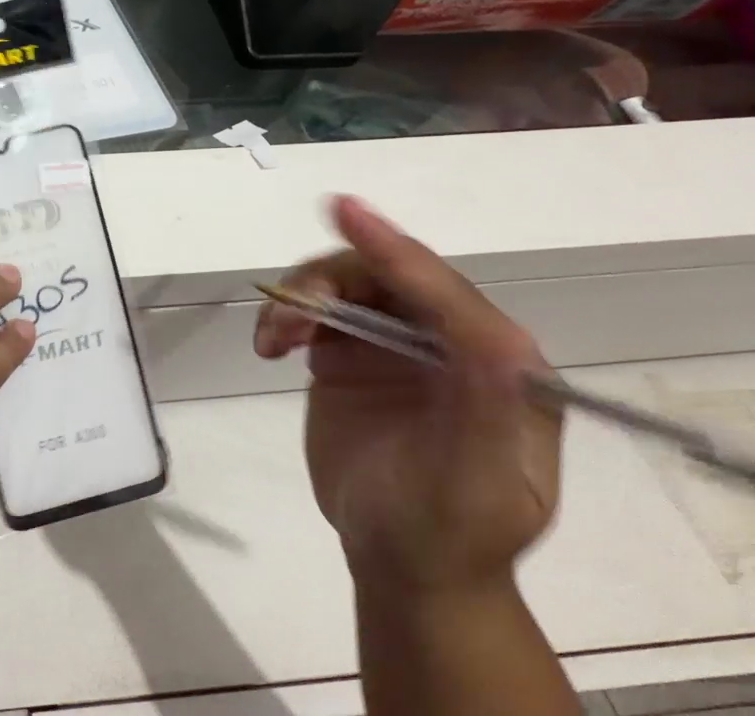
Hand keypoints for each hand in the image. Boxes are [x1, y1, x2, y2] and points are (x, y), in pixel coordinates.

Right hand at [253, 196, 563, 591]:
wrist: (401, 562)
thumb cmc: (445, 532)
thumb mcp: (474, 484)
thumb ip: (482, 412)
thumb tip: (490, 338)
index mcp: (502, 367)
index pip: (446, 294)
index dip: (395, 251)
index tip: (343, 210)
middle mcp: (453, 346)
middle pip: (389, 278)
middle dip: (329, 283)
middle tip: (284, 320)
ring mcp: (399, 349)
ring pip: (347, 288)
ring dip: (302, 298)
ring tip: (271, 338)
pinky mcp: (353, 358)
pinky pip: (318, 313)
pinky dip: (287, 316)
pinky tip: (270, 345)